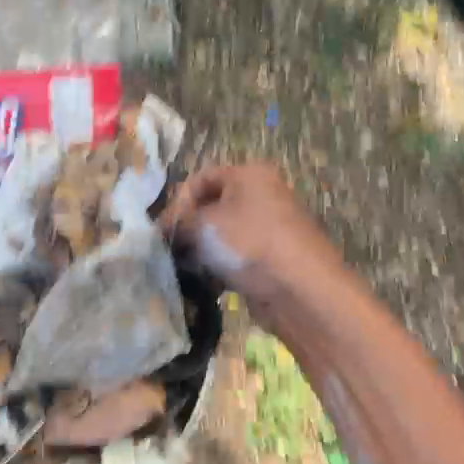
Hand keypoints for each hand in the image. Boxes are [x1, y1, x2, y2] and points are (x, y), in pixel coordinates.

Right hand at [163, 164, 342, 305]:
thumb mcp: (203, 226)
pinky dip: (219, 265)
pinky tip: (206, 281)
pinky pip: (236, 255)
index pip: (200, 179)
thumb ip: (178, 222)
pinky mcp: (271, 256)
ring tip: (185, 267)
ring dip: (201, 250)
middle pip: (212, 206)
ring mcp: (269, 226)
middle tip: (169, 249)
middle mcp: (262, 194)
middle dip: (188, 227)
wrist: (300, 289)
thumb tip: (165, 229)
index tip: (162, 230)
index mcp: (249, 175)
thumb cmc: (248, 244)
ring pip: (222, 233)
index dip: (177, 202)